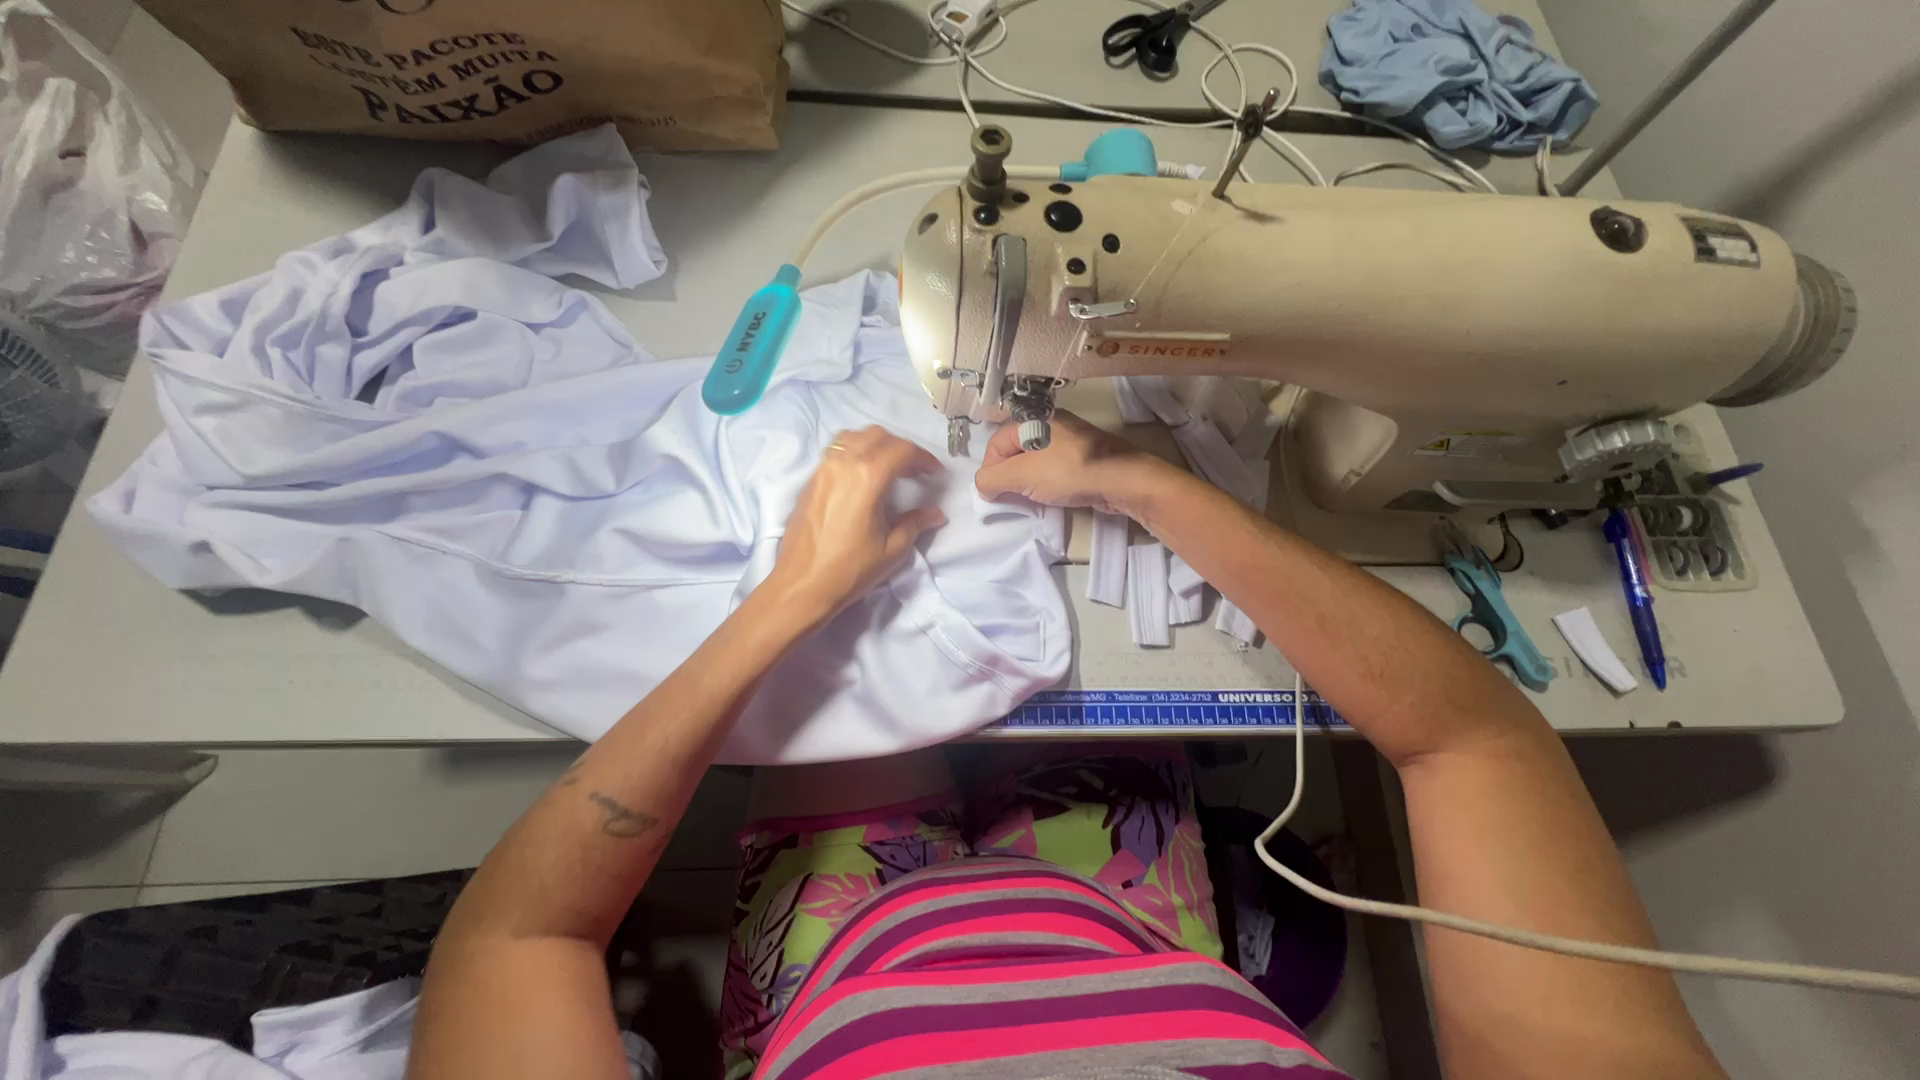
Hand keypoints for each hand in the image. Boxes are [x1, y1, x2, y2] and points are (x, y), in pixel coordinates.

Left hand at [764, 426, 947, 624]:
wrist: (802, 585)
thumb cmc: (850, 570)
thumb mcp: (892, 549)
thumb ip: (915, 524)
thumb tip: (935, 513)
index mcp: (867, 477)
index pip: (902, 450)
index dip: (923, 458)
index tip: (934, 472)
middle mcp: (843, 464)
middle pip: (877, 436)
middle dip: (901, 447)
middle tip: (914, 471)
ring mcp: (822, 469)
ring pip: (853, 437)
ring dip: (875, 445)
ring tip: (887, 468)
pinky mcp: (810, 481)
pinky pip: (835, 451)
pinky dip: (854, 453)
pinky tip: (862, 479)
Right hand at [974, 410, 1180, 517]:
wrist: (1123, 480)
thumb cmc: (1068, 472)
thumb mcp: (1022, 475)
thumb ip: (993, 479)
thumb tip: (983, 486)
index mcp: (1035, 420)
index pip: (997, 443)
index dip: (991, 469)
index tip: (995, 493)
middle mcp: (1052, 425)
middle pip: (1016, 452)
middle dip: (1010, 478)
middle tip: (1014, 498)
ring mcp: (1071, 442)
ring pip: (1036, 463)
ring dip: (1029, 484)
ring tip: (1034, 500)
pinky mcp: (1085, 459)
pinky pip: (1056, 470)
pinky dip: (1048, 485)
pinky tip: (1054, 497)